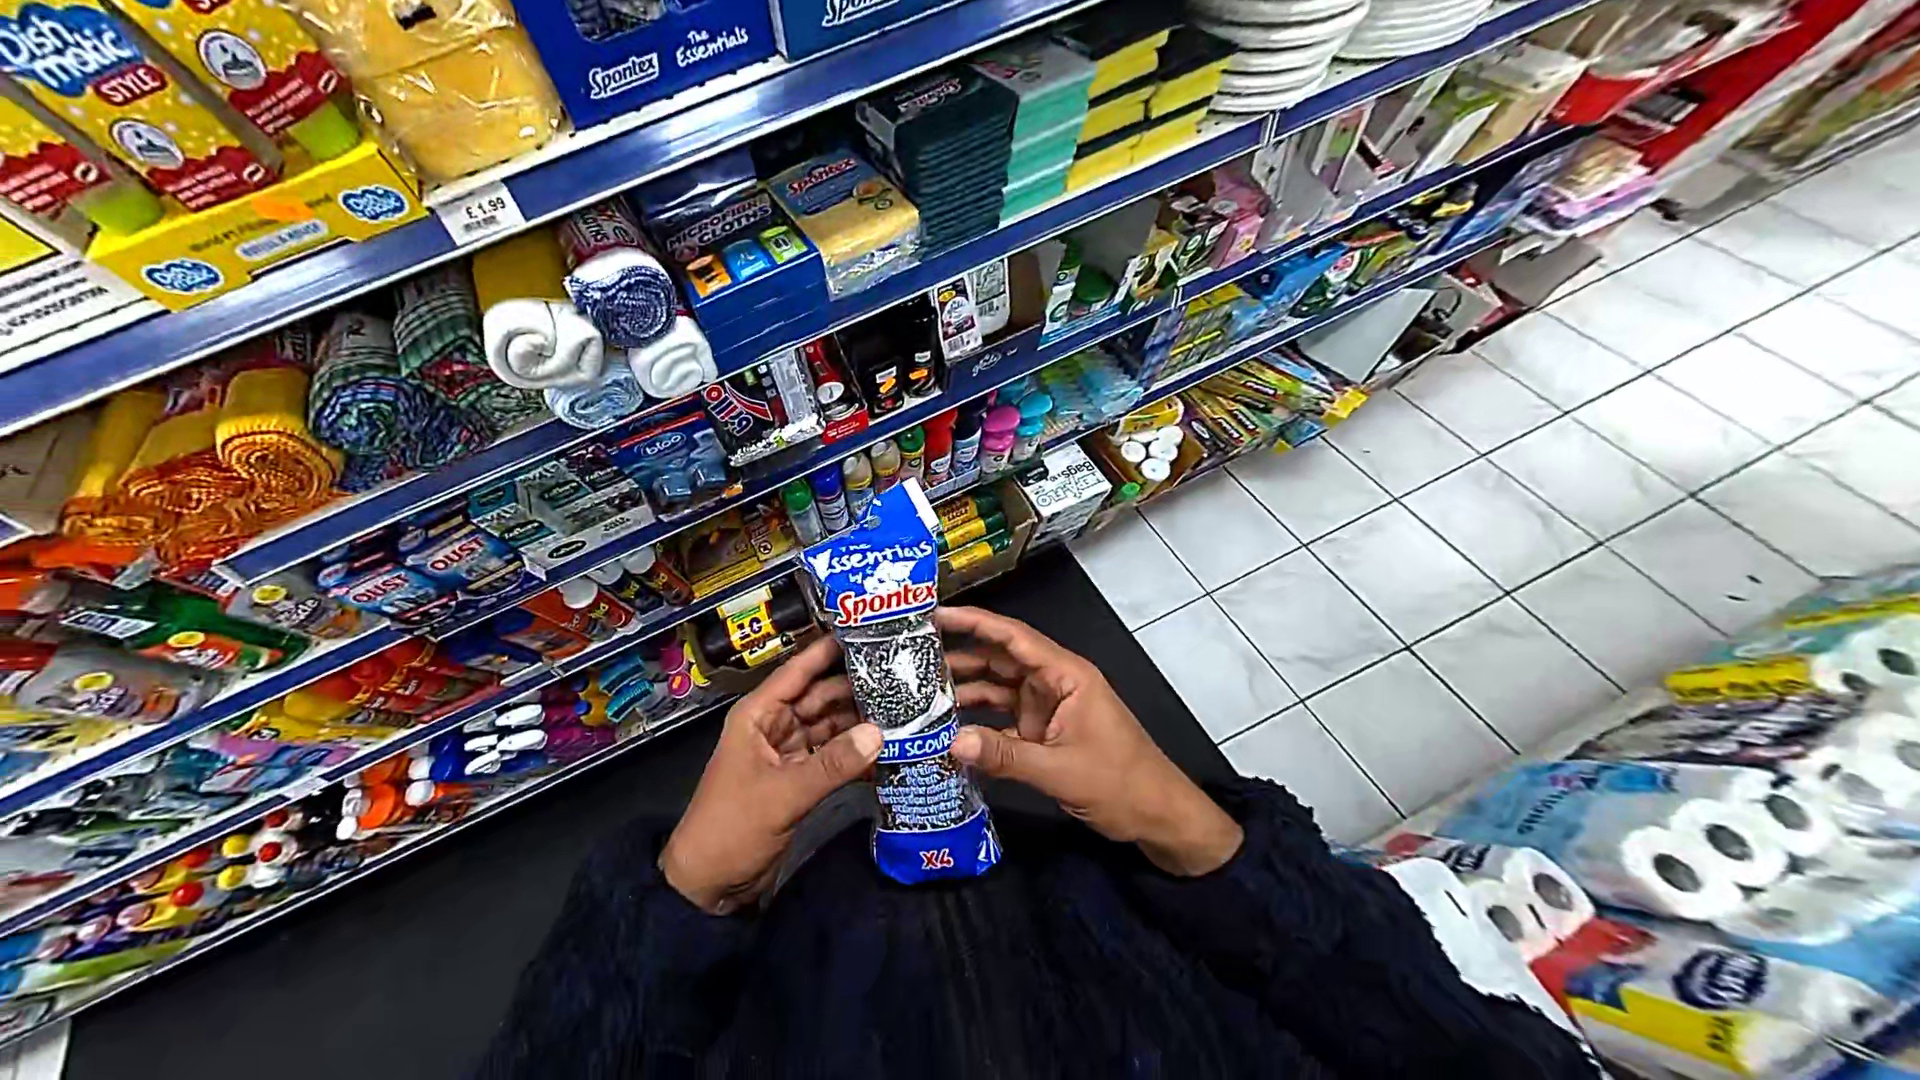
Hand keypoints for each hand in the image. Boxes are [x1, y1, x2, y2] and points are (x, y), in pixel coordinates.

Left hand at [660, 635, 881, 913]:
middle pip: (824, 697)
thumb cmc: (732, 827)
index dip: (830, 649)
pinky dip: (858, 754)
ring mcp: (792, 751)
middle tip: (906, 678)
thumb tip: (881, 732)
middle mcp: (778, 725)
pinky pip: (836, 756)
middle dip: (859, 688)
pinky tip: (892, 749)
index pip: (799, 670)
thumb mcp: (782, 793)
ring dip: (864, 722)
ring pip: (834, 726)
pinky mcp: (803, 778)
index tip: (869, 631)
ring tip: (908, 710)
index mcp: (760, 714)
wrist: (710, 887)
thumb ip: (833, 764)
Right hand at [936, 607, 1242, 876]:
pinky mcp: (1041, 732)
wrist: (1157, 816)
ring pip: (997, 689)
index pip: (1014, 638)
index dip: (975, 622)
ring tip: (919, 691)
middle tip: (913, 656)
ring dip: (964, 690)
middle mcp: (1053, 684)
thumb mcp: (1061, 770)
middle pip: (1000, 660)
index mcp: (1066, 675)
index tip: (937, 615)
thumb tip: (951, 743)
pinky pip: (1002, 718)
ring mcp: (1046, 708)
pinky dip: (977, 721)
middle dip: (960, 656)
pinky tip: (947, 726)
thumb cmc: (1122, 783)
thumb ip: (1004, 756)